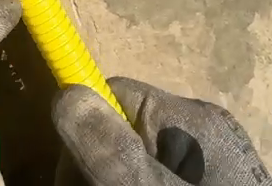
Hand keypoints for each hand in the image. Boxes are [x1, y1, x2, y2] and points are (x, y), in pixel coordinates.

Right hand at [54, 77, 271, 185]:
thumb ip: (113, 155)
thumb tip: (65, 95)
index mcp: (190, 123)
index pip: (112, 96)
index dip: (82, 134)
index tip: (68, 182)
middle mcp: (199, 138)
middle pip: (118, 137)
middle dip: (94, 175)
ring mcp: (207, 171)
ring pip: (133, 170)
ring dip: (110, 184)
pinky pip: (157, 181)